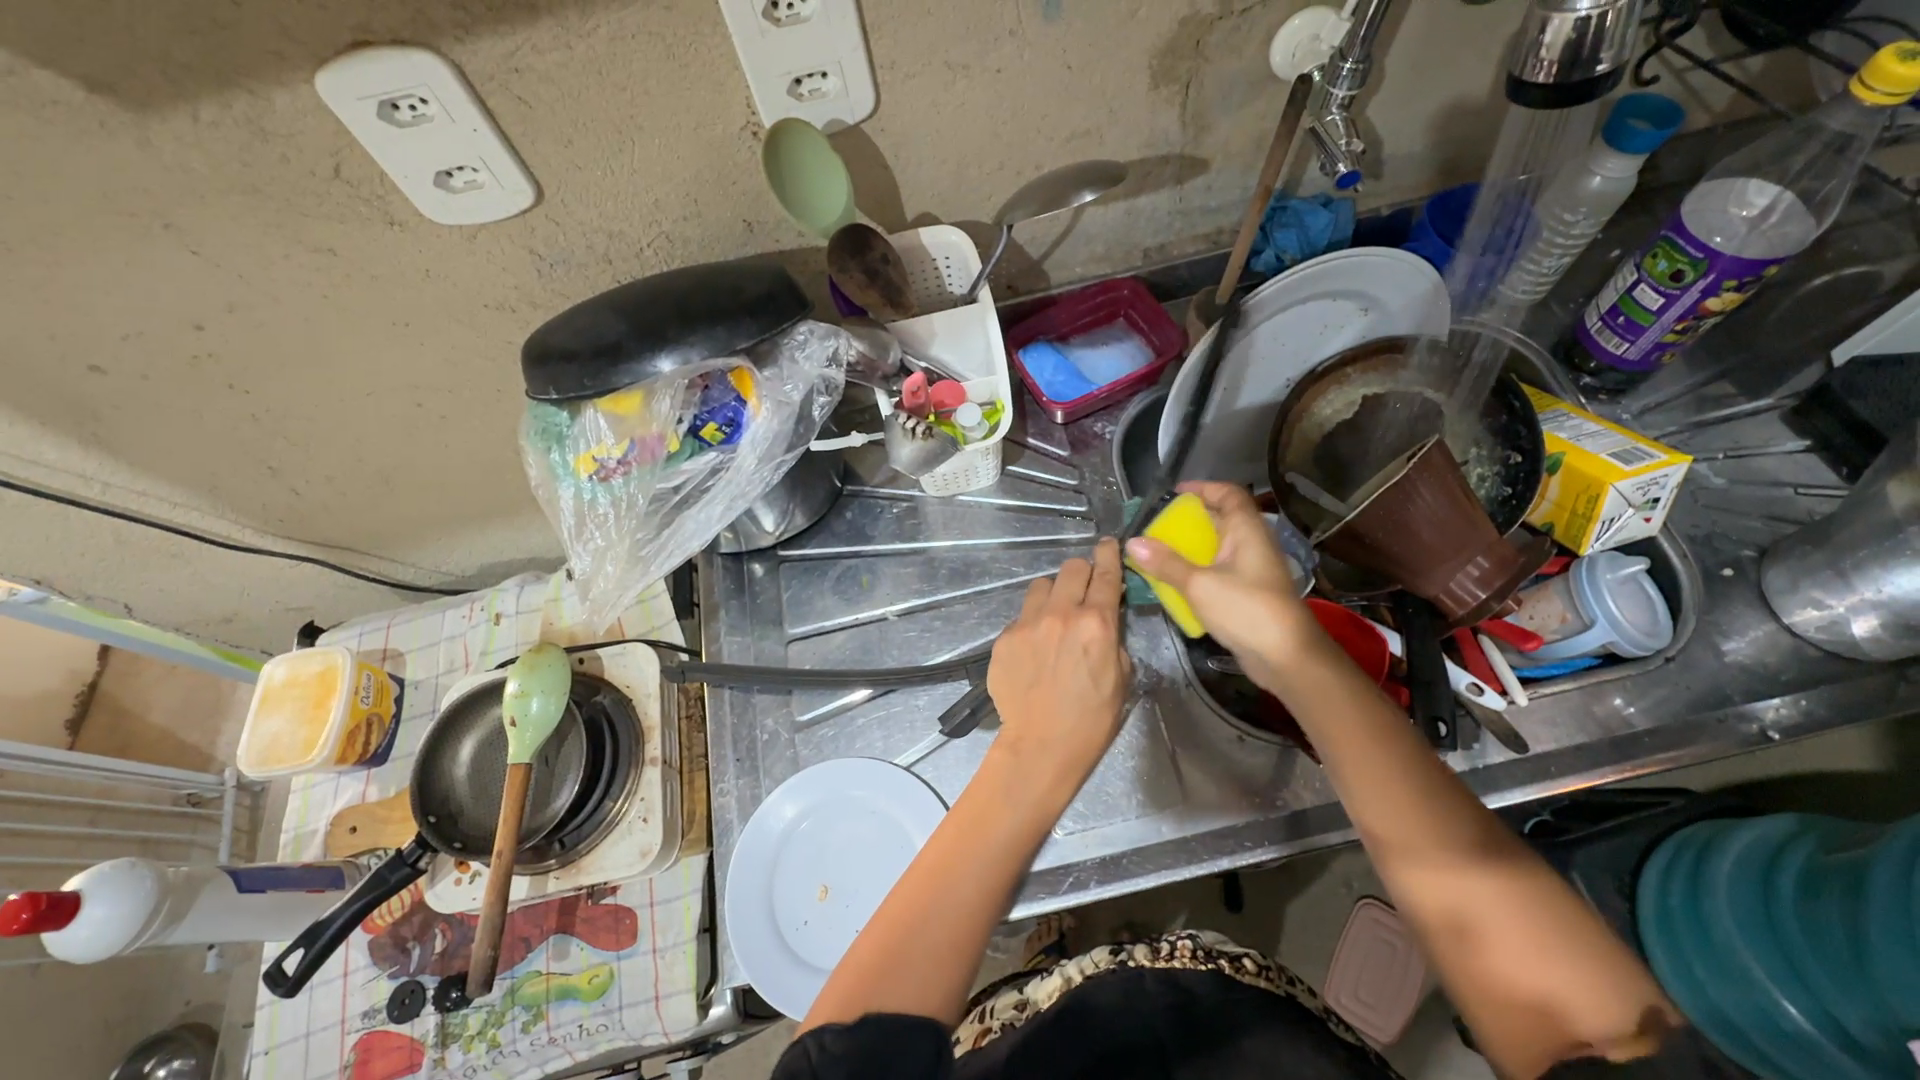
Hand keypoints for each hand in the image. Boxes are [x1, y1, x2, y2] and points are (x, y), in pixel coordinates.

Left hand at [985, 538, 1131, 790]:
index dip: (1109, 554)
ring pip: (1040, 586)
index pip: (1105, 574)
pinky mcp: (1004, 638)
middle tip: (1083, 588)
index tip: (1108, 544)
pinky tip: (1034, 650)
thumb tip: (1105, 622)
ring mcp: (1028, 624)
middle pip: (1070, 568)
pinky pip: (1020, 617)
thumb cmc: (1092, 718)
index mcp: (1097, 623)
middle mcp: (1060, 614)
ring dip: (1052, 595)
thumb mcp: (1122, 676)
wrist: (1042, 744)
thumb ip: (1113, 639)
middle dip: (1081, 572)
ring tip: (1054, 618)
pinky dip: (1031, 625)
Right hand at [1124, 482, 1313, 689]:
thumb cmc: (1246, 609)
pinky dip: (1198, 572)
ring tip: (1159, 554)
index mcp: (1246, 530)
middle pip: (1221, 520)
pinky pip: (1220, 572)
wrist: (1286, 656)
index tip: (1174, 493)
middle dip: (1189, 521)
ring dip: (1191, 549)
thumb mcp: (1198, 584)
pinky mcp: (1249, 593)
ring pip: (1218, 549)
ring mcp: (1253, 570)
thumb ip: (1165, 563)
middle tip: (1158, 527)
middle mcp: (1252, 544)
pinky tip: (1177, 585)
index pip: (1228, 494)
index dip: (1203, 487)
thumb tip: (1132, 542)